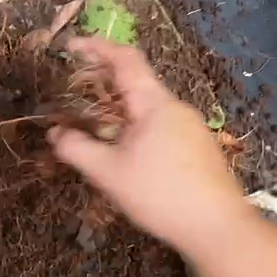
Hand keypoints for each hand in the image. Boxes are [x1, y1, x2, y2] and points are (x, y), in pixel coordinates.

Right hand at [47, 38, 254, 254]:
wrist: (221, 230)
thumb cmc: (161, 195)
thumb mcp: (108, 173)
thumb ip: (76, 149)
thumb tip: (55, 133)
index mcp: (154, 105)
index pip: (125, 60)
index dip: (97, 47)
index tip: (71, 46)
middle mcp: (176, 108)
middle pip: (136, 82)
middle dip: (103, 81)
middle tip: (73, 89)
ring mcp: (191, 128)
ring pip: (147, 106)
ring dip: (118, 108)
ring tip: (92, 125)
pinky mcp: (198, 148)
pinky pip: (159, 124)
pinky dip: (134, 125)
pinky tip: (123, 151)